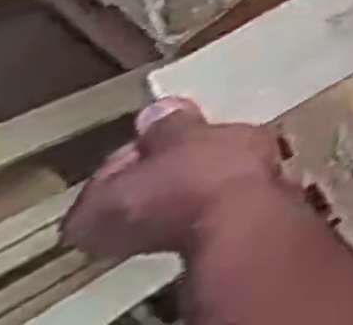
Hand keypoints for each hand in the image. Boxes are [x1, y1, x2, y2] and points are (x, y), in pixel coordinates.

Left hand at [62, 98, 293, 258]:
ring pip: (189, 187)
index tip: (187, 123)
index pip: (121, 160)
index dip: (158, 137)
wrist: (252, 216)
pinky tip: (261, 163)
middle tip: (218, 134)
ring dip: (217, 166)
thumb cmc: (206, 175)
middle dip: (191, 155)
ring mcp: (163, 239)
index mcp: (91, 212)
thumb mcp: (187, 133)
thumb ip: (168, 123)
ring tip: (248, 145)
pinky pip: (216, 198)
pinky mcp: (208, 236)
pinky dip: (234, 181)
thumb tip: (156, 113)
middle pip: (156, 177)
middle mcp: (115, 234)